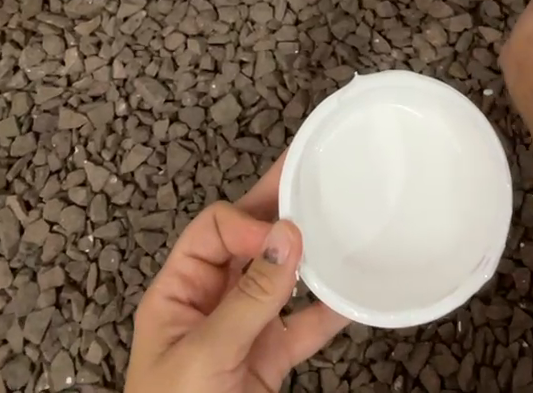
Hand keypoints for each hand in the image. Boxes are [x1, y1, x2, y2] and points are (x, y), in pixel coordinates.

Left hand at [125, 152, 349, 392]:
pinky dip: (327, 311)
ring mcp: (241, 332)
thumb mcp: (204, 358)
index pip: (215, 231)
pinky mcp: (268, 363)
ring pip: (278, 279)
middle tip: (318, 169)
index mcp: (178, 293)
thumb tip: (288, 233)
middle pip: (247, 242)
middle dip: (280, 209)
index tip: (285, 234)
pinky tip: (354, 293)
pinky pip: (302, 326)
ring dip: (309, 255)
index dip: (249, 222)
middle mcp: (210, 303)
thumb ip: (249, 298)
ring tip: (342, 220)